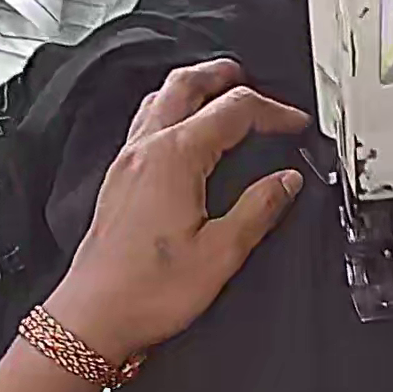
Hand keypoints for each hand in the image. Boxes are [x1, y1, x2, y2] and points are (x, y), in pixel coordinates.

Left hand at [44, 58, 309, 364]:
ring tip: (217, 93)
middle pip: (186, 86)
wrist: (96, 315)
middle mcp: (145, 150)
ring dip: (193, 87)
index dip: (272, 112)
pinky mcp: (119, 182)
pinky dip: (170, 111)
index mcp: (175, 158)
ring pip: (160, 100)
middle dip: (223, 76)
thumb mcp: (221, 254)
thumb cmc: (151, 291)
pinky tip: (179, 132)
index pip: (233, 112)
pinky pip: (144, 124)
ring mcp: (126, 163)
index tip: (296, 124)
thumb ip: (258, 210)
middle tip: (250, 79)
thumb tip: (287, 181)